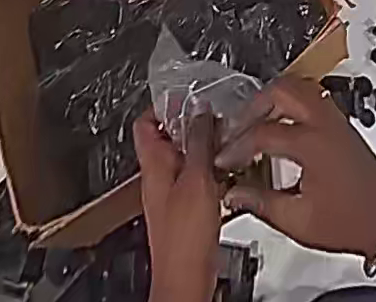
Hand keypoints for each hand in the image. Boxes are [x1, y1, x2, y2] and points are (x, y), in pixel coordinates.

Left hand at [133, 110, 223, 301]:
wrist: (188, 280)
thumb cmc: (184, 237)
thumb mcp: (196, 177)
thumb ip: (198, 140)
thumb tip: (199, 109)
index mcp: (153, 165)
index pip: (146, 122)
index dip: (163, 104)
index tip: (187, 94)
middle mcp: (159, 176)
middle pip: (169, 135)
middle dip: (192, 121)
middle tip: (214, 112)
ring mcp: (173, 190)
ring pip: (186, 153)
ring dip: (205, 142)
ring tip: (225, 134)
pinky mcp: (188, 204)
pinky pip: (198, 172)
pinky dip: (212, 164)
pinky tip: (229, 163)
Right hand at [215, 77, 375, 256]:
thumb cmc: (351, 220)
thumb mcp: (298, 220)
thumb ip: (261, 203)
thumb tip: (235, 193)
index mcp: (313, 144)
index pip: (263, 132)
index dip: (237, 146)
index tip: (224, 159)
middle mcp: (324, 122)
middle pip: (281, 91)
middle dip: (252, 107)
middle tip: (236, 129)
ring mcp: (333, 116)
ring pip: (297, 85)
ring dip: (272, 99)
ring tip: (253, 123)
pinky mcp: (338, 119)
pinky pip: (310, 94)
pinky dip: (289, 100)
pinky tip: (279, 122)